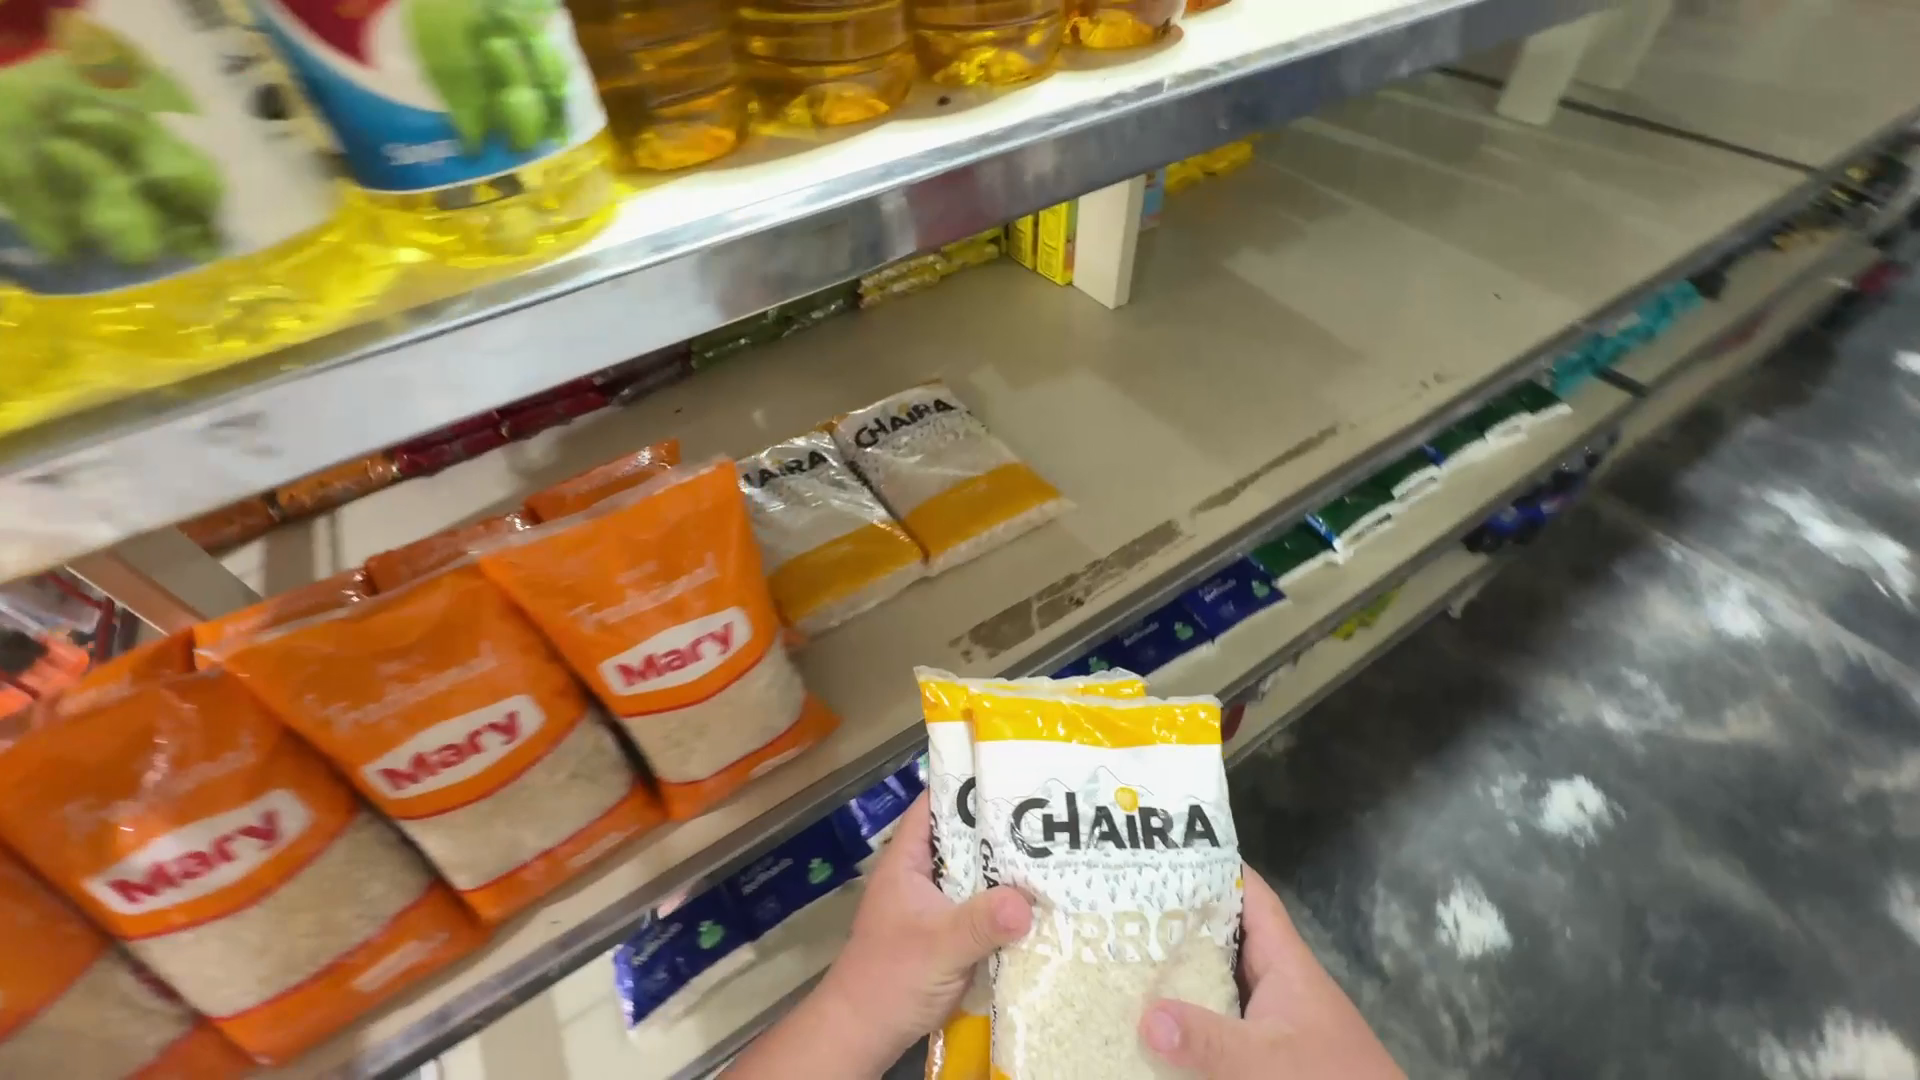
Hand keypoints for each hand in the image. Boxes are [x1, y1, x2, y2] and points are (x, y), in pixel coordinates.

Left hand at [725, 793, 1032, 1077]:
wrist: (863, 1034)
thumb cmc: (890, 978)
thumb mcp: (939, 946)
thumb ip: (981, 922)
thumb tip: (1027, 901)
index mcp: (907, 860)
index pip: (933, 805)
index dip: (965, 786)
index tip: (1007, 775)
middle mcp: (920, 874)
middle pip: (961, 838)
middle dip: (998, 828)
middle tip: (1045, 816)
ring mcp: (932, 904)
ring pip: (973, 873)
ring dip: (1004, 869)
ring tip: (1051, 854)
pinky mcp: (945, 933)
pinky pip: (979, 905)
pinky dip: (1002, 903)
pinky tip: (1035, 903)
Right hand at [1140, 866, 1403, 1078]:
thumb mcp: (1267, 1062)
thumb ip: (1209, 1040)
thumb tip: (1146, 1016)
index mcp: (1284, 960)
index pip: (1249, 893)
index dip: (1212, 865)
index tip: (1163, 850)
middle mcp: (1276, 981)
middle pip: (1222, 934)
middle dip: (1177, 917)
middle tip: (1123, 900)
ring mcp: (1271, 1018)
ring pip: (1217, 978)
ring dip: (1179, 967)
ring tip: (1125, 949)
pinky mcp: (1266, 1052)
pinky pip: (1219, 1018)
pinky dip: (1189, 1013)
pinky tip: (1153, 1016)